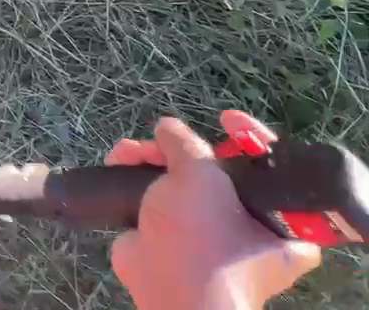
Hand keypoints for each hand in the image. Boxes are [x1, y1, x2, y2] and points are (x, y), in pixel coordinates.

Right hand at [106, 111, 321, 309]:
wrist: (168, 285)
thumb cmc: (204, 239)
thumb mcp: (201, 181)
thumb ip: (187, 146)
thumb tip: (168, 127)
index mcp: (283, 223)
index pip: (275, 171)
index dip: (251, 139)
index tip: (224, 117)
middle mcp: (251, 225)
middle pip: (214, 169)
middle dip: (176, 148)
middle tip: (152, 144)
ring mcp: (208, 228)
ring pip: (179, 177)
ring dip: (148, 157)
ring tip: (125, 155)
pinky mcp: (172, 230)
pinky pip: (158, 192)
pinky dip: (137, 174)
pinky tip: (119, 166)